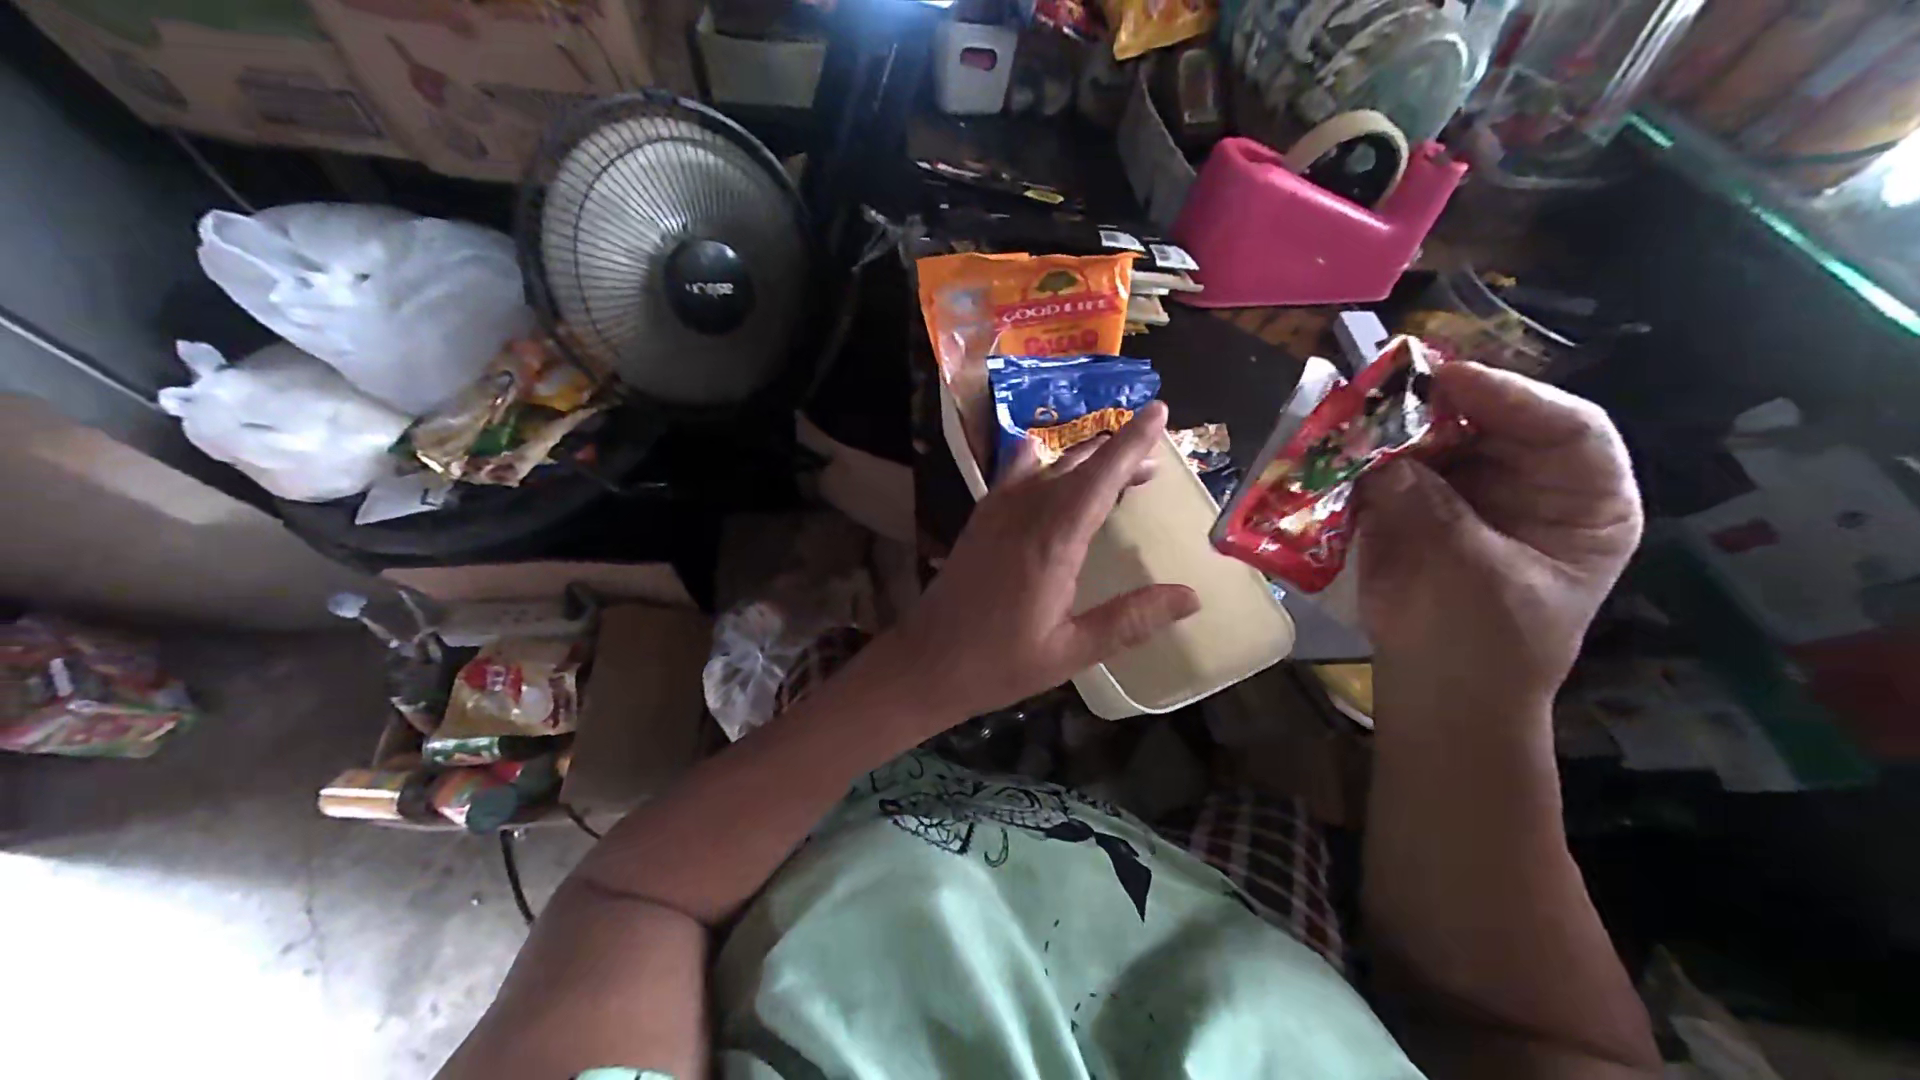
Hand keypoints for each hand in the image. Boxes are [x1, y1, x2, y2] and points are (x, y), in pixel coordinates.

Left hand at [874, 401, 1200, 729]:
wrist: (926, 662)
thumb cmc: (999, 663)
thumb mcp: (1071, 651)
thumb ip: (1130, 620)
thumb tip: (1191, 596)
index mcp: (1052, 540)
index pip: (1101, 476)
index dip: (1132, 443)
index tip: (1159, 410)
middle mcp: (1023, 512)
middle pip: (1078, 465)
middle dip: (1117, 455)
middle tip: (1152, 465)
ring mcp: (996, 512)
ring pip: (1048, 466)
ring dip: (1084, 462)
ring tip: (1115, 471)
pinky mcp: (980, 520)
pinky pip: (1017, 476)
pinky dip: (1046, 466)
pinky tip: (1050, 470)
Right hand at [1356, 363, 1642, 714]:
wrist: (1437, 688)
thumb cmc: (1484, 643)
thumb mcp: (1475, 578)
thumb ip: (1434, 514)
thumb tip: (1382, 463)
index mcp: (1581, 502)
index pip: (1568, 429)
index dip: (1514, 398)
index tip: (1449, 380)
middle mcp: (1526, 483)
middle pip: (1492, 424)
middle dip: (1439, 407)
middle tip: (1384, 389)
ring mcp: (1466, 492)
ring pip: (1434, 441)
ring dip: (1392, 430)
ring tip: (1350, 413)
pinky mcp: (1414, 505)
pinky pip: (1391, 470)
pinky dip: (1363, 460)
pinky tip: (1336, 448)